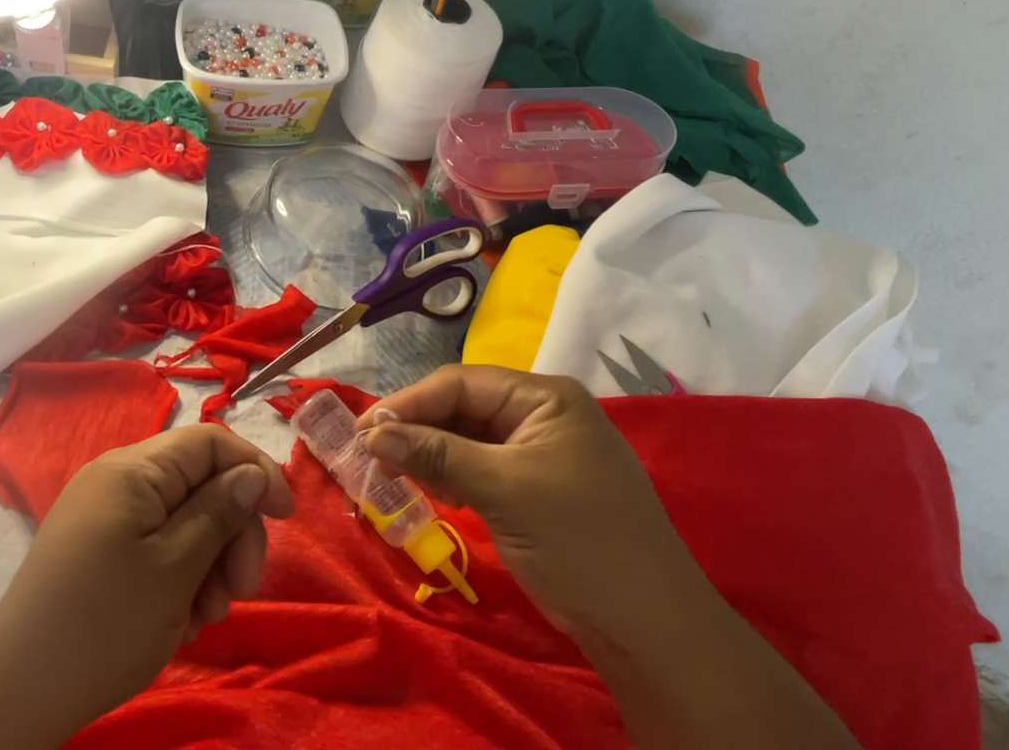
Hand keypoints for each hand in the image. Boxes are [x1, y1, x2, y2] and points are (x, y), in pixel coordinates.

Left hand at [0, 424, 294, 742]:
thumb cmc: (105, 623)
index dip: (254, 470)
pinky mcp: (98, 550)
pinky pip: (156, 546)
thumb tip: (252, 472)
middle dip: (231, 533)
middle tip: (240, 592)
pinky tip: (182, 620)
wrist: (19, 691)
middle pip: (199, 483)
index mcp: (132, 469)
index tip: (286, 517)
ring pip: (183, 520)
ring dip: (209, 564)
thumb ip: (219, 511)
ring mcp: (104, 516)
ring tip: (205, 617)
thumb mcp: (176, 567)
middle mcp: (116, 480)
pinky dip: (181, 577)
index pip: (210, 441)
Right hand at [358, 364, 709, 643]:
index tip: (362, 431)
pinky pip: (480, 465)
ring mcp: (540, 450)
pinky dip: (452, 475)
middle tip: (371, 457)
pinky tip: (435, 493)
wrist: (647, 625)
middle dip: (416, 429)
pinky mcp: (535, 485)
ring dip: (430, 454)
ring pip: (466, 437)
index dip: (408, 403)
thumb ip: (435, 455)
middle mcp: (542, 413)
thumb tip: (371, 433)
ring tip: (394, 476)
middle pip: (461, 407)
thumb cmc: (578, 542)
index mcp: (544, 397)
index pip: (460, 383)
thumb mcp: (502, 490)